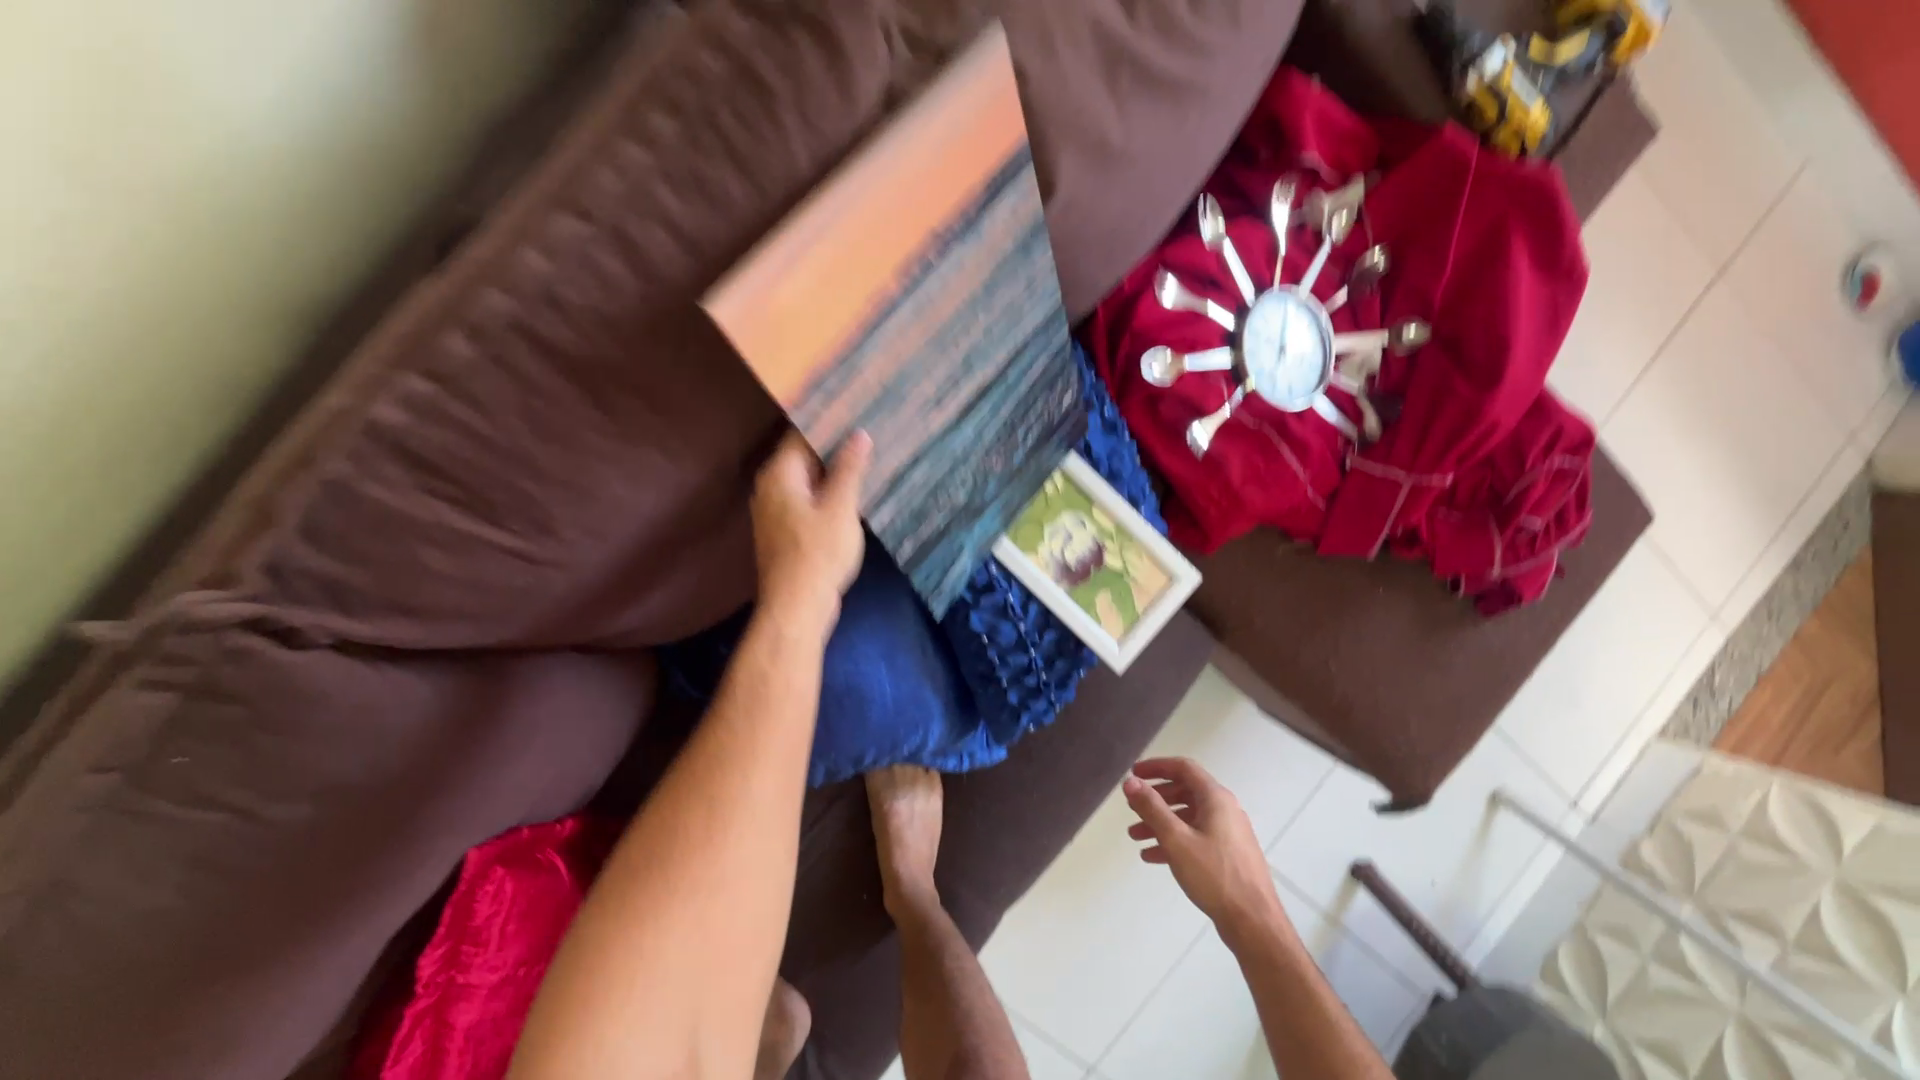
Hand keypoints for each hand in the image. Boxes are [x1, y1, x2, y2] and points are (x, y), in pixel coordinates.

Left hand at [752, 429, 871, 633]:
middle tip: (866, 435)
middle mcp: (769, 487)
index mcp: (779, 474)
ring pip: (804, 481)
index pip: (801, 433)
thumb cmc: (819, 553)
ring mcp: (772, 511)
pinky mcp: (781, 531)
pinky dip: (824, 494)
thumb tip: (859, 434)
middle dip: (832, 447)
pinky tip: (848, 496)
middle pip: (801, 457)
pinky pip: (804, 501)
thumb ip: (849, 468)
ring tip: (864, 461)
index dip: (829, 423)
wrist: (796, 607)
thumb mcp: (841, 507)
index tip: (857, 413)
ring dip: (830, 473)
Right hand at [1123, 757, 1285, 940]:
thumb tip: (1130, 782)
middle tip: (1131, 807)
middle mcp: (1225, 810)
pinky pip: (1196, 837)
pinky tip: (1152, 856)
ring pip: (1188, 818)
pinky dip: (1174, 841)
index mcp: (1216, 799)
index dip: (1156, 767)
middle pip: (1185, 792)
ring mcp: (1228, 833)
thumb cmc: (1213, 875)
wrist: (1252, 921)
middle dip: (1155, 799)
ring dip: (1161, 823)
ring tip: (1135, 836)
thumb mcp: (1176, 839)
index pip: (1184, 768)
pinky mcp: (1228, 854)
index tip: (1133, 773)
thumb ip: (1151, 808)